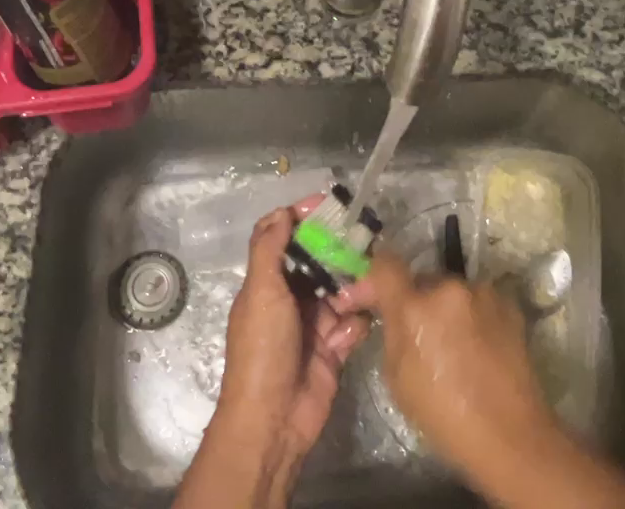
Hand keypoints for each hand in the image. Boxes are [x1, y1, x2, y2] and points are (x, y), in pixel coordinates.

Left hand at [175, 198, 370, 508]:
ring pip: (340, 291)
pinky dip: (355, 324)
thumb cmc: (262, 349)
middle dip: (338, 252)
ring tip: (364, 287)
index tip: (329, 205)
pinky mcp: (334, 349)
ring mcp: (313, 325)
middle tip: (364, 238)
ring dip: (351, 289)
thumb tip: (281, 211)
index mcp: (266, 283)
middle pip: (318, 263)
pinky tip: (350, 331)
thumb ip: (270, 249)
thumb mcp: (261, 291)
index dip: (303, 220)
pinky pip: (352, 324)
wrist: (273, 418)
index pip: (284, 239)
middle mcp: (289, 299)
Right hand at [338, 252, 561, 480]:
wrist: (510, 436)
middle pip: (422, 280)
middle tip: (418, 332)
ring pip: (452, 291)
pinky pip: (478, 301)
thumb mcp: (397, 376)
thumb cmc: (443, 415)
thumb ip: (391, 331)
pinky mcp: (508, 304)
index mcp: (414, 308)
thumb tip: (391, 312)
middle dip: (415, 301)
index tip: (370, 297)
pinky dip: (472, 316)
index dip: (374, 278)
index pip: (385, 264)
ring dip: (446, 308)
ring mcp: (482, 293)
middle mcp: (449, 289)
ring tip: (453, 343)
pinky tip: (478, 345)